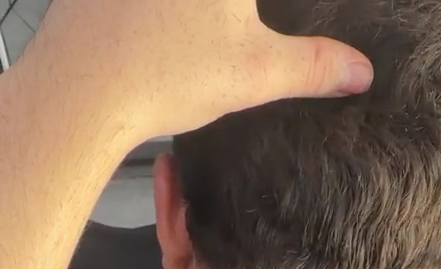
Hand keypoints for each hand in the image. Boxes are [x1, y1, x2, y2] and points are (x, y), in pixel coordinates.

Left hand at [16, 0, 373, 144]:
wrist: (81, 88)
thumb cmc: (166, 72)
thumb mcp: (254, 72)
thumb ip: (313, 67)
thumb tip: (359, 72)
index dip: (256, 13)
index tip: (248, 28)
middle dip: (236, 14)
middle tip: (236, 28)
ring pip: (186, 0)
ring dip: (202, 14)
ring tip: (202, 31)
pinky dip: (159, 6)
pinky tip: (163, 19)